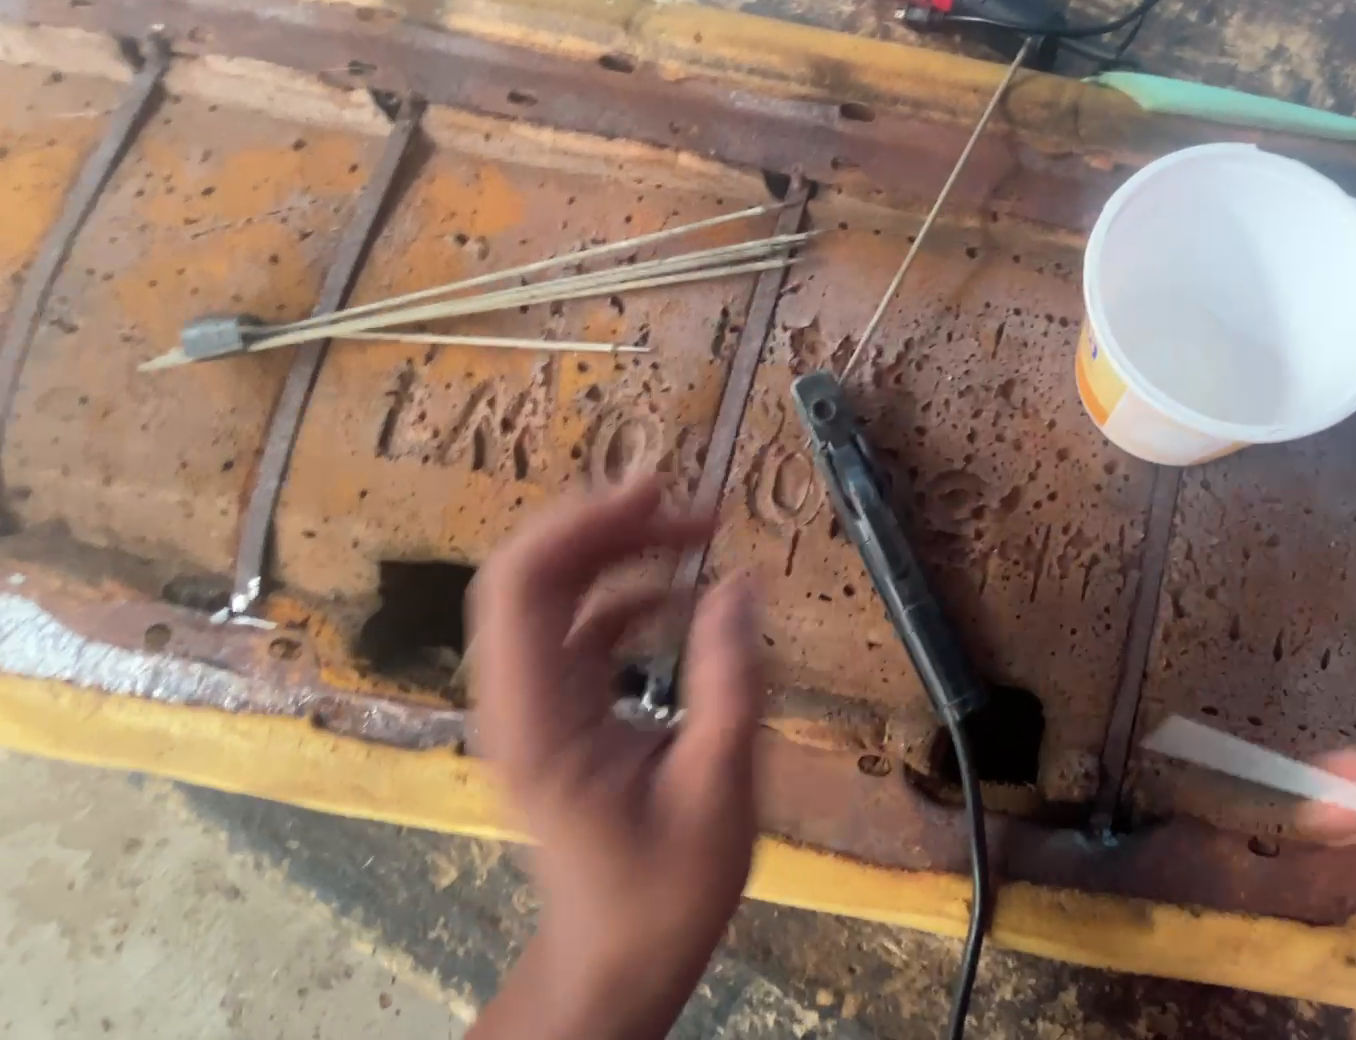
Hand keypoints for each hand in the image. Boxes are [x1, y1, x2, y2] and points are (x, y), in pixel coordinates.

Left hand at [466, 476, 761, 1039]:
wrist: (621, 957)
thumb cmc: (666, 889)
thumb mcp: (718, 787)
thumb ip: (730, 683)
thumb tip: (742, 585)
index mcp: (537, 720)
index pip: (523, 588)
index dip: (583, 524)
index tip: (658, 492)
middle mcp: (520, 700)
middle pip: (534, 577)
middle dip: (610, 527)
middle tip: (694, 509)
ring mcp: (538, 704)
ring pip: (559, 596)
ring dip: (624, 555)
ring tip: (700, 535)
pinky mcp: (565, 711)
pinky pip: (586, 629)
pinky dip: (634, 597)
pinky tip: (686, 599)